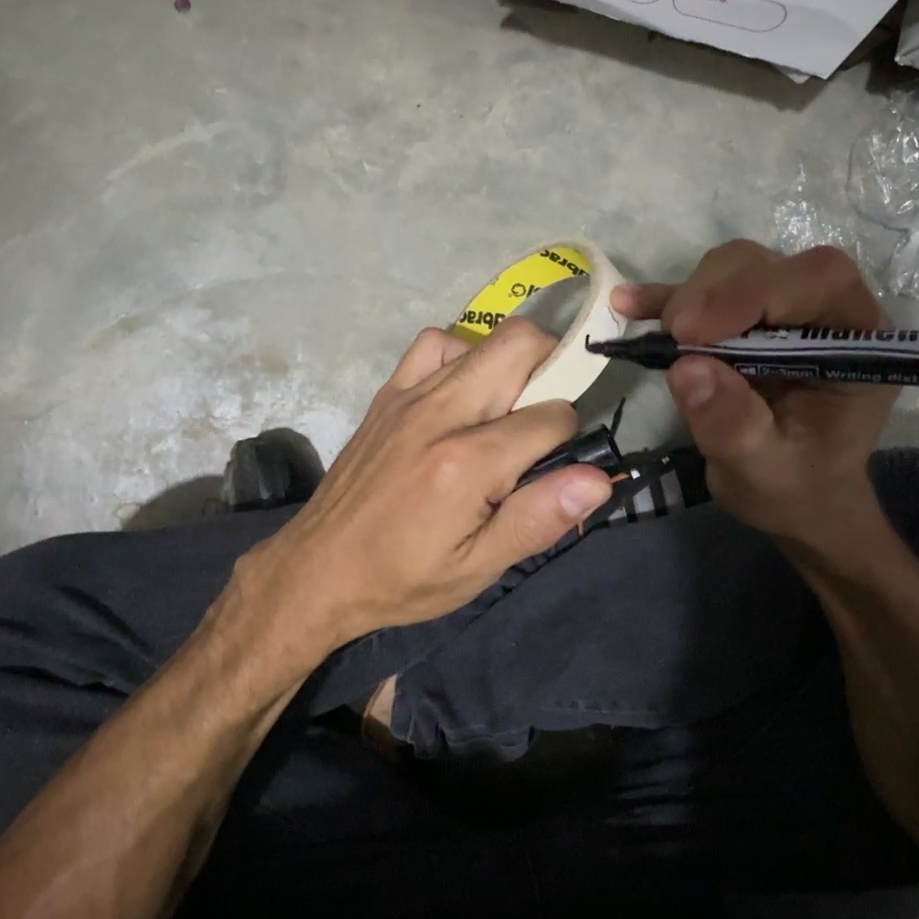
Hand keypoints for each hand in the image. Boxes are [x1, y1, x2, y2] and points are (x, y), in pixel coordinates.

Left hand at [242, 318, 613, 650]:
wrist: (319, 569)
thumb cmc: (403, 578)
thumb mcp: (477, 567)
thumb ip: (538, 518)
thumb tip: (598, 478)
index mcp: (467, 462)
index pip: (552, 415)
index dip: (569, 439)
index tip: (553, 468)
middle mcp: (440, 413)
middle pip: (521, 344)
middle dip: (552, 371)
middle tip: (542, 423)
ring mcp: (409, 396)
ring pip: (482, 339)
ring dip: (508, 365)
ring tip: (503, 414)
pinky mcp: (388, 395)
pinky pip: (434, 344)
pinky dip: (461, 356)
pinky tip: (460, 398)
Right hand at [613, 240, 897, 547]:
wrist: (795, 500)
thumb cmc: (795, 488)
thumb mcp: (765, 471)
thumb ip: (734, 425)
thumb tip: (686, 367)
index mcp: (855, 341)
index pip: (817, 280)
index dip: (754, 292)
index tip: (692, 333)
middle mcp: (823, 312)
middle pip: (768, 266)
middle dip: (713, 293)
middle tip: (672, 340)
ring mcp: (779, 311)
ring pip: (733, 268)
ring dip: (688, 297)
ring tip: (661, 342)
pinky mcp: (739, 319)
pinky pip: (702, 295)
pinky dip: (663, 299)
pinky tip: (627, 305)